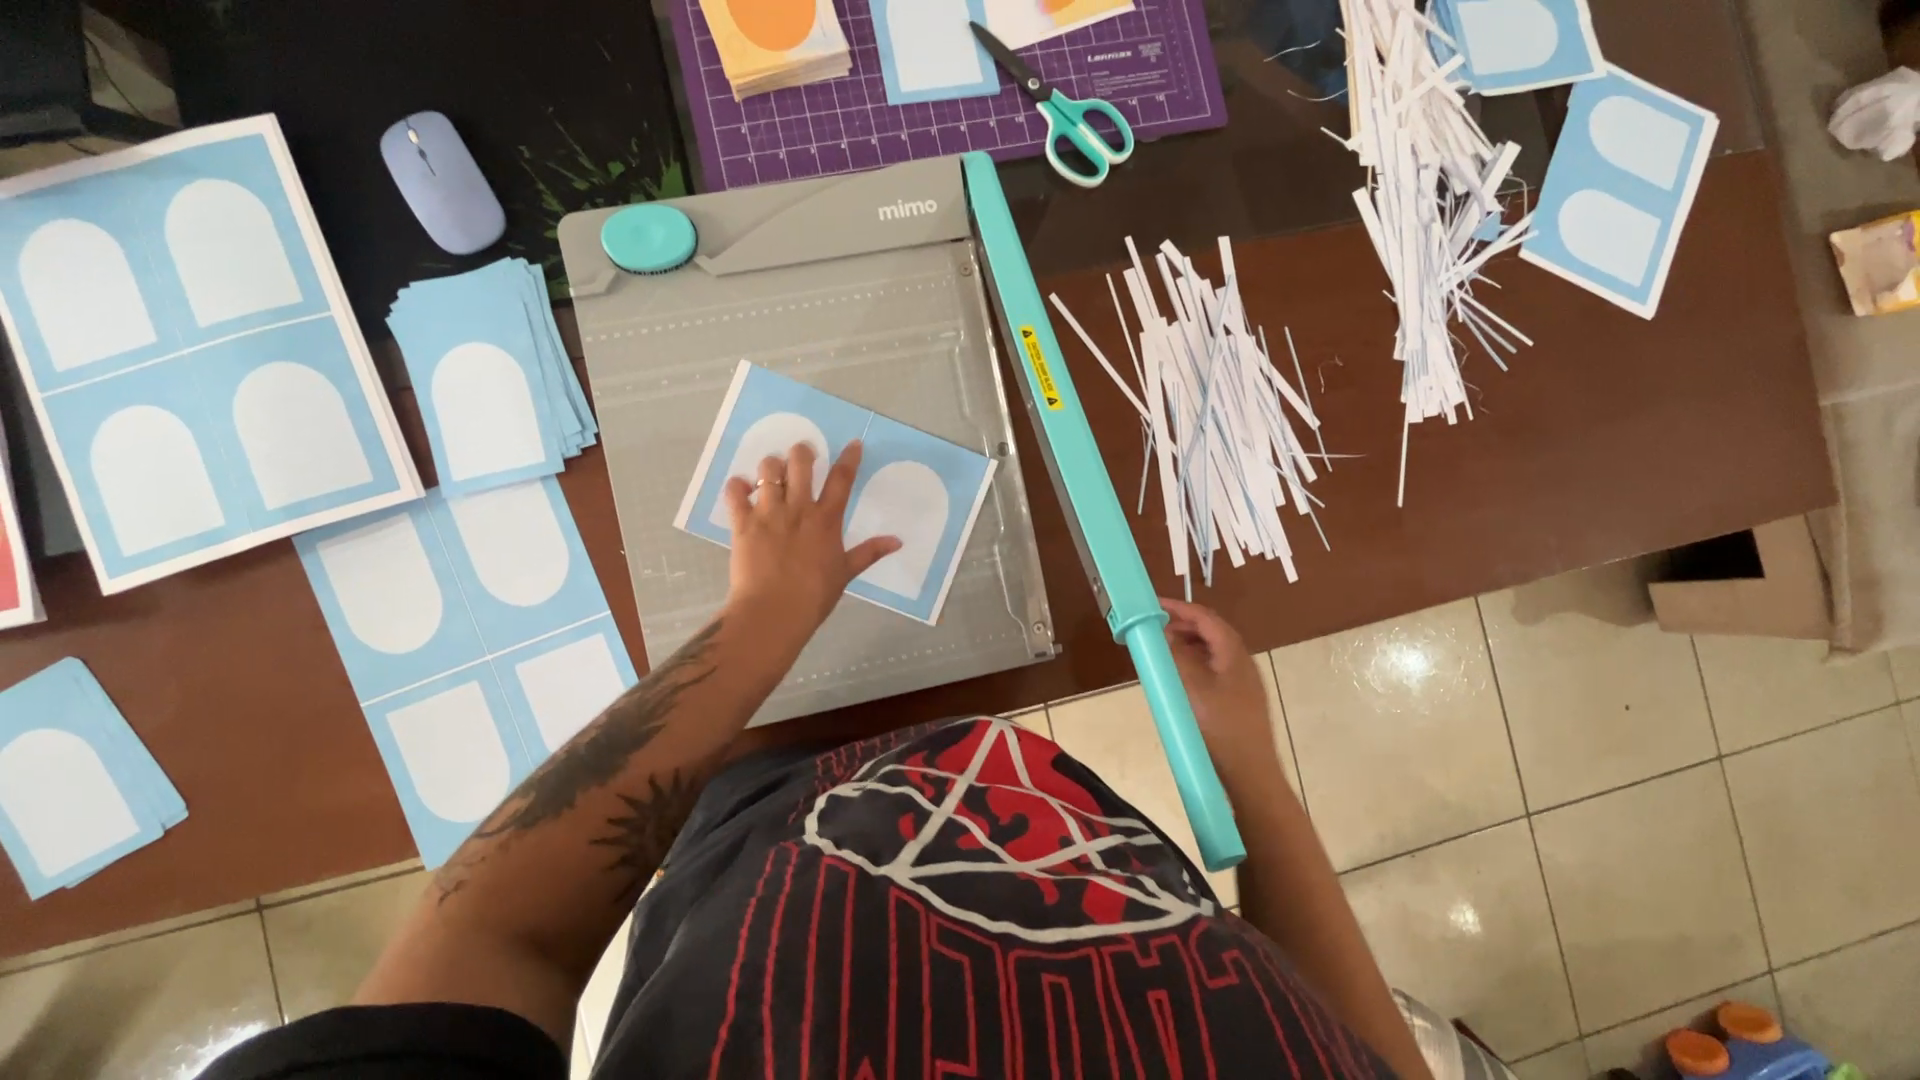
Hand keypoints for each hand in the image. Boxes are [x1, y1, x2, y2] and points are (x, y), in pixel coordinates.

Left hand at [723, 440, 900, 638]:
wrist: (774, 611)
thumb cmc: (814, 596)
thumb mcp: (846, 573)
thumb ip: (869, 552)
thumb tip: (897, 541)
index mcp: (826, 520)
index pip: (842, 479)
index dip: (849, 458)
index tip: (853, 443)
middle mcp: (798, 509)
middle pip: (800, 462)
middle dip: (802, 452)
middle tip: (803, 456)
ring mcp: (768, 513)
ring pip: (768, 470)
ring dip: (771, 466)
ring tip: (772, 473)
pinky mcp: (742, 523)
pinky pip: (735, 492)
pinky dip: (737, 486)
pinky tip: (742, 490)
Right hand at [1161, 598, 1282, 784]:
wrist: (1249, 773)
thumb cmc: (1220, 727)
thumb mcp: (1192, 688)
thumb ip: (1177, 655)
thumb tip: (1163, 632)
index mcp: (1234, 653)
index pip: (1206, 617)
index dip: (1179, 608)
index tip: (1152, 604)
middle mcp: (1242, 662)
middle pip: (1211, 631)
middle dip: (1181, 625)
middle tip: (1153, 629)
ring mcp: (1242, 682)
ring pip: (1212, 651)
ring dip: (1186, 645)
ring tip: (1161, 652)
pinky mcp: (1238, 700)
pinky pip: (1213, 669)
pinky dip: (1193, 664)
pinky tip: (1177, 679)